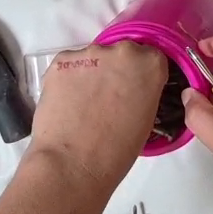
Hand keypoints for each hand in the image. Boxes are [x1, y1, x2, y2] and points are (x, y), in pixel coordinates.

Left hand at [28, 42, 166, 188]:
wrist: (73, 162)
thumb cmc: (117, 150)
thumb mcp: (147, 118)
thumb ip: (143, 92)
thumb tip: (130, 90)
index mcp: (152, 64)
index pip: (150, 58)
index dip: (140, 75)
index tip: (133, 90)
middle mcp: (123, 50)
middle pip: (121, 53)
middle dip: (115, 70)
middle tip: (106, 98)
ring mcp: (89, 53)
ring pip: (92, 59)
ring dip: (90, 75)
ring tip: (82, 105)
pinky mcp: (61, 61)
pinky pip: (68, 66)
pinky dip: (68, 80)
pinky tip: (66, 103)